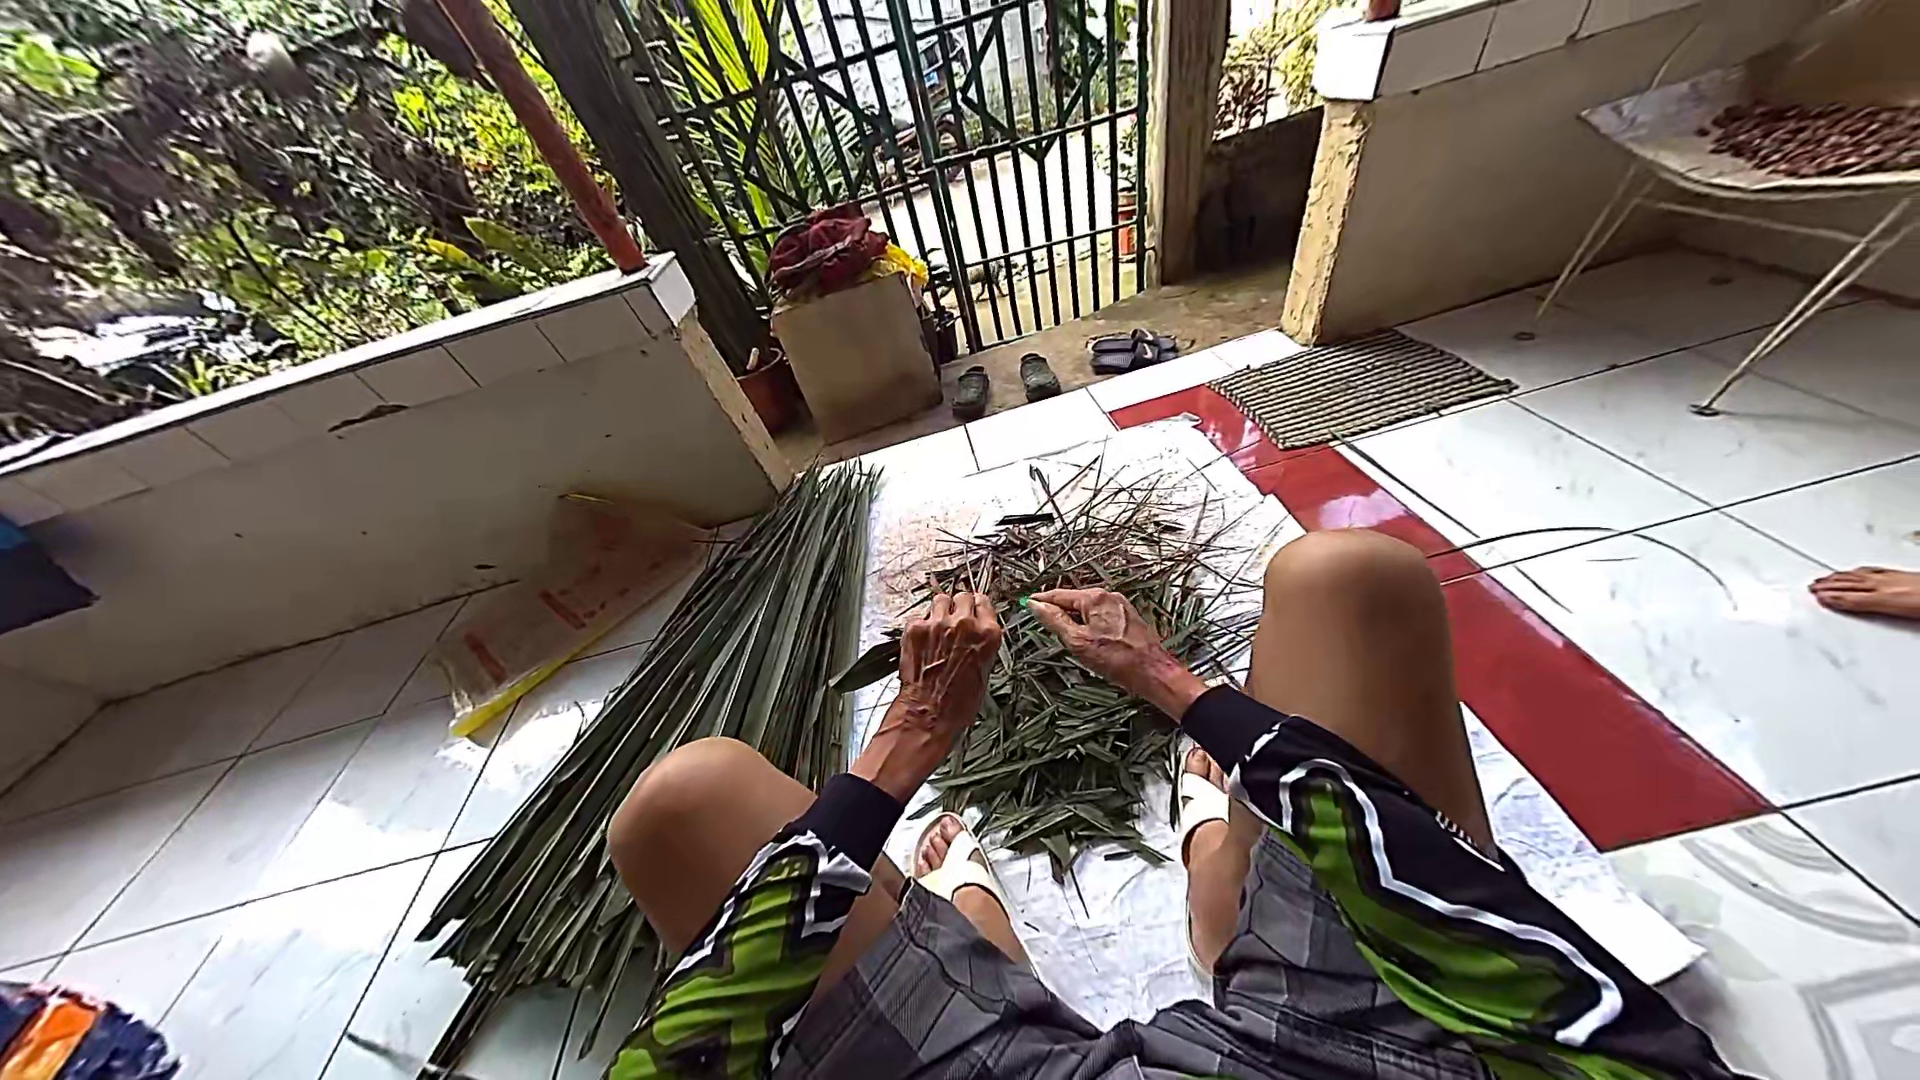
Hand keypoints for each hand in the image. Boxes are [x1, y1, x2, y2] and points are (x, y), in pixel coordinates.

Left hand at [851, 592, 1002, 800]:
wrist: (929, 713)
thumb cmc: (958, 702)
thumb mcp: (985, 668)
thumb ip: (982, 641)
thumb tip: (977, 629)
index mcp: (988, 634)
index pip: (984, 601)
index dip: (977, 606)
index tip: (973, 608)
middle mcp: (964, 624)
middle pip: (963, 596)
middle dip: (959, 605)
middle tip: (955, 617)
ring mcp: (938, 623)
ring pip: (940, 599)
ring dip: (940, 610)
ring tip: (938, 626)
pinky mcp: (916, 628)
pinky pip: (920, 616)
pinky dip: (922, 625)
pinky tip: (924, 641)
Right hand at [1026, 589, 1208, 720]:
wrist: (1153, 673)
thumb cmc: (1119, 660)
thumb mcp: (1077, 642)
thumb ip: (1054, 621)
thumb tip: (1035, 605)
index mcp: (1095, 598)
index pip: (1058, 594)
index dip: (1041, 601)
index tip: (1028, 604)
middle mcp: (1108, 596)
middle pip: (1073, 600)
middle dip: (1059, 612)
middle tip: (1045, 626)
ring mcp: (1120, 605)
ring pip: (1087, 608)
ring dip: (1074, 620)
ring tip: (1068, 639)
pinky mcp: (1127, 617)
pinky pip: (1100, 615)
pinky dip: (1089, 624)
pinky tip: (1089, 641)